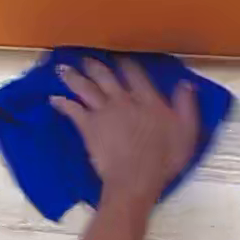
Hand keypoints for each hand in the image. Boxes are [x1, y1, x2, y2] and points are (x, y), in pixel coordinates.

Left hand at [51, 55, 199, 206]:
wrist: (136, 179)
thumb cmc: (165, 160)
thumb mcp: (186, 132)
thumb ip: (186, 106)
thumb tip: (186, 84)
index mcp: (148, 99)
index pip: (136, 74)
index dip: (127, 64)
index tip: (121, 60)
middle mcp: (124, 99)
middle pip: (106, 76)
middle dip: (95, 65)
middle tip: (86, 59)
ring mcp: (104, 111)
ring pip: (86, 88)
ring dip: (73, 77)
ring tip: (63, 69)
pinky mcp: (88, 126)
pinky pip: (72, 110)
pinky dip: (62, 103)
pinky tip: (53, 99)